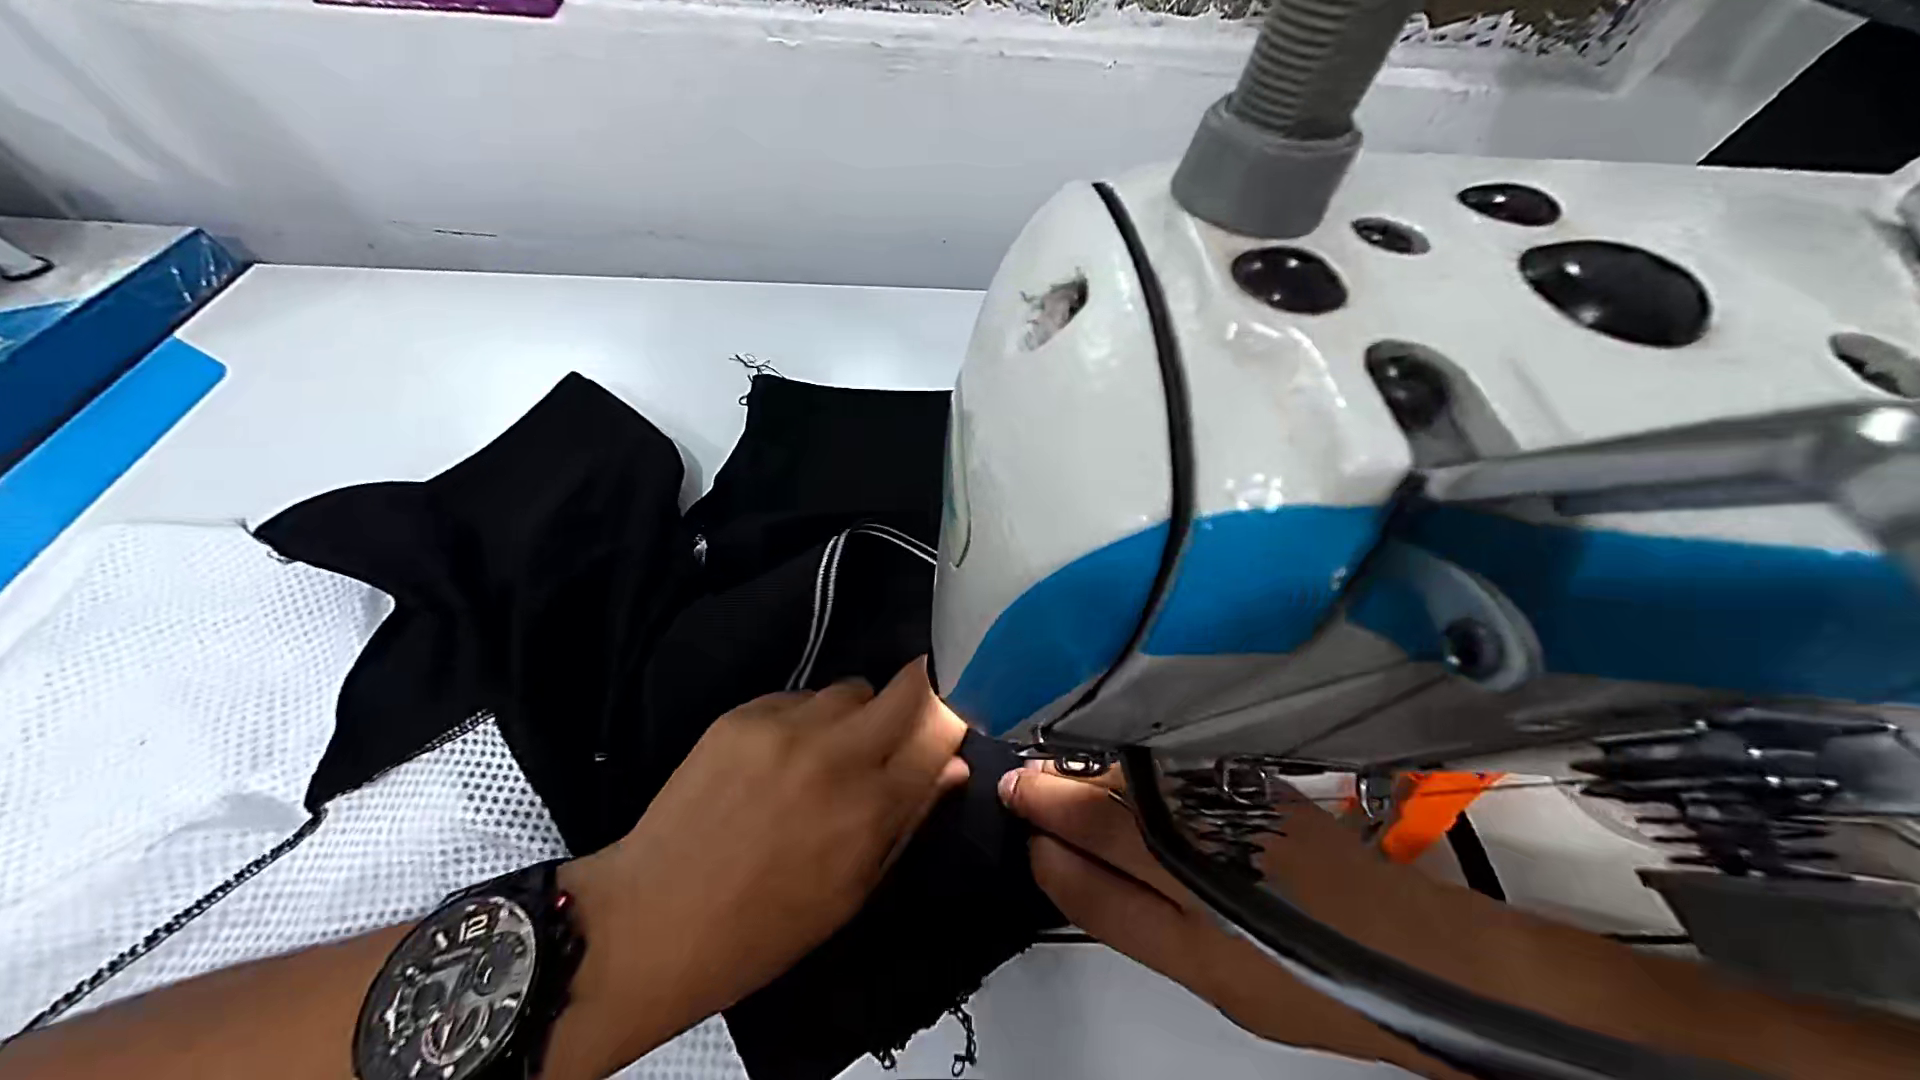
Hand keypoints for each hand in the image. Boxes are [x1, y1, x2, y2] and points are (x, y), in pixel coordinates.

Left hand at [551, 658, 967, 1070]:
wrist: (656, 918)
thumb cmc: (766, 924)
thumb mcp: (855, 889)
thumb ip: (910, 818)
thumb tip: (952, 765)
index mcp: (871, 807)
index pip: (940, 728)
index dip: (951, 723)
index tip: (944, 728)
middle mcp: (836, 755)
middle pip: (908, 687)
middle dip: (916, 699)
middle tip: (899, 725)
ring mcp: (786, 728)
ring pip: (851, 688)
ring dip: (856, 713)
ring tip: (830, 749)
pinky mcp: (743, 714)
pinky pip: (799, 697)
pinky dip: (804, 718)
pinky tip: (781, 755)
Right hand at [996, 765, 1463, 1077]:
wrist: (1401, 942)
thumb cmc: (1297, 974)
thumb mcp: (1197, 969)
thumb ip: (1116, 911)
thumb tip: (1051, 856)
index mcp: (1180, 903)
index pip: (1081, 854)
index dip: (1039, 830)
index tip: (1008, 806)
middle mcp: (1195, 837)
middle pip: (1095, 805)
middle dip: (1044, 790)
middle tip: (1012, 782)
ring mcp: (1219, 798)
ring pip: (1124, 775)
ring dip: (1077, 768)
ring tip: (1047, 770)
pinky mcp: (1241, 774)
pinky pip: (1160, 761)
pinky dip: (1121, 759)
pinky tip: (1106, 765)